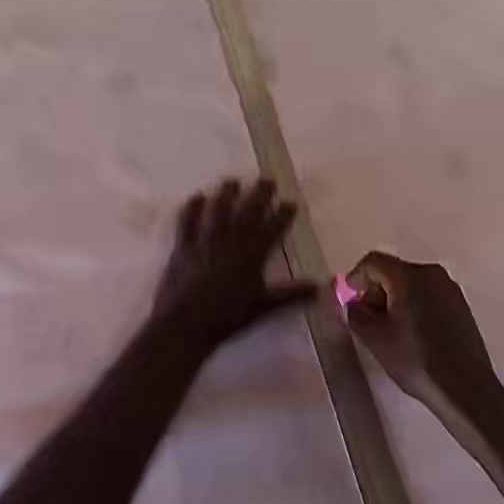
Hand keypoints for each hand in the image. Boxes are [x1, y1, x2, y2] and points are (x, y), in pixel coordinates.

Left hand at [154, 179, 309, 351]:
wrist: (187, 323)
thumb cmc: (229, 316)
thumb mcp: (264, 307)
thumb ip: (291, 294)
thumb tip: (319, 286)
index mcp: (252, 254)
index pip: (273, 228)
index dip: (283, 214)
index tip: (290, 202)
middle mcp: (231, 240)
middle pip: (248, 211)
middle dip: (260, 194)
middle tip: (267, 180)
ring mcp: (206, 240)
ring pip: (219, 209)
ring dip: (227, 193)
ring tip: (233, 180)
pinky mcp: (184, 245)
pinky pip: (188, 220)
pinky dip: (193, 207)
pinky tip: (198, 196)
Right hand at [345, 252, 503, 413]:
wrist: (464, 388)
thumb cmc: (416, 359)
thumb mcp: (374, 338)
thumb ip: (356, 313)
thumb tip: (356, 305)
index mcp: (408, 276)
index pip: (374, 262)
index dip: (356, 276)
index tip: (348, 295)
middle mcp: (432, 275)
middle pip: (394, 271)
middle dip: (376, 289)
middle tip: (366, 315)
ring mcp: (451, 290)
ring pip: (413, 284)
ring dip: (396, 298)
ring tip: (388, 328)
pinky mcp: (462, 307)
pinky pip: (429, 296)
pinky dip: (415, 306)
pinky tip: (411, 333)